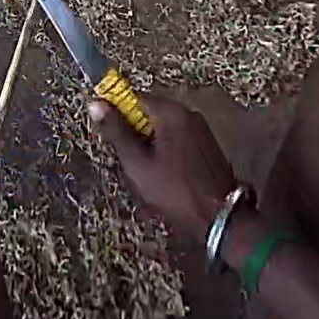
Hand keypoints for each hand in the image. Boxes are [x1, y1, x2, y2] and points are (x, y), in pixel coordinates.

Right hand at [90, 95, 238, 238]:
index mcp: (170, 112)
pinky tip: (164, 179)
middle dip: (135, 135)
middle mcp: (187, 113)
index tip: (109, 136)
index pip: (133, 98)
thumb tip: (95, 104)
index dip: (118, 115)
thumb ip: (116, 132)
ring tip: (147, 176)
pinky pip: (177, 139)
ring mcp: (200, 129)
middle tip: (130, 163)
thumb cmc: (176, 192)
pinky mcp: (207, 144)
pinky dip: (166, 153)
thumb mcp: (138, 164)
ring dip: (149, 147)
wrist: (222, 220)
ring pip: (162, 129)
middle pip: (148, 113)